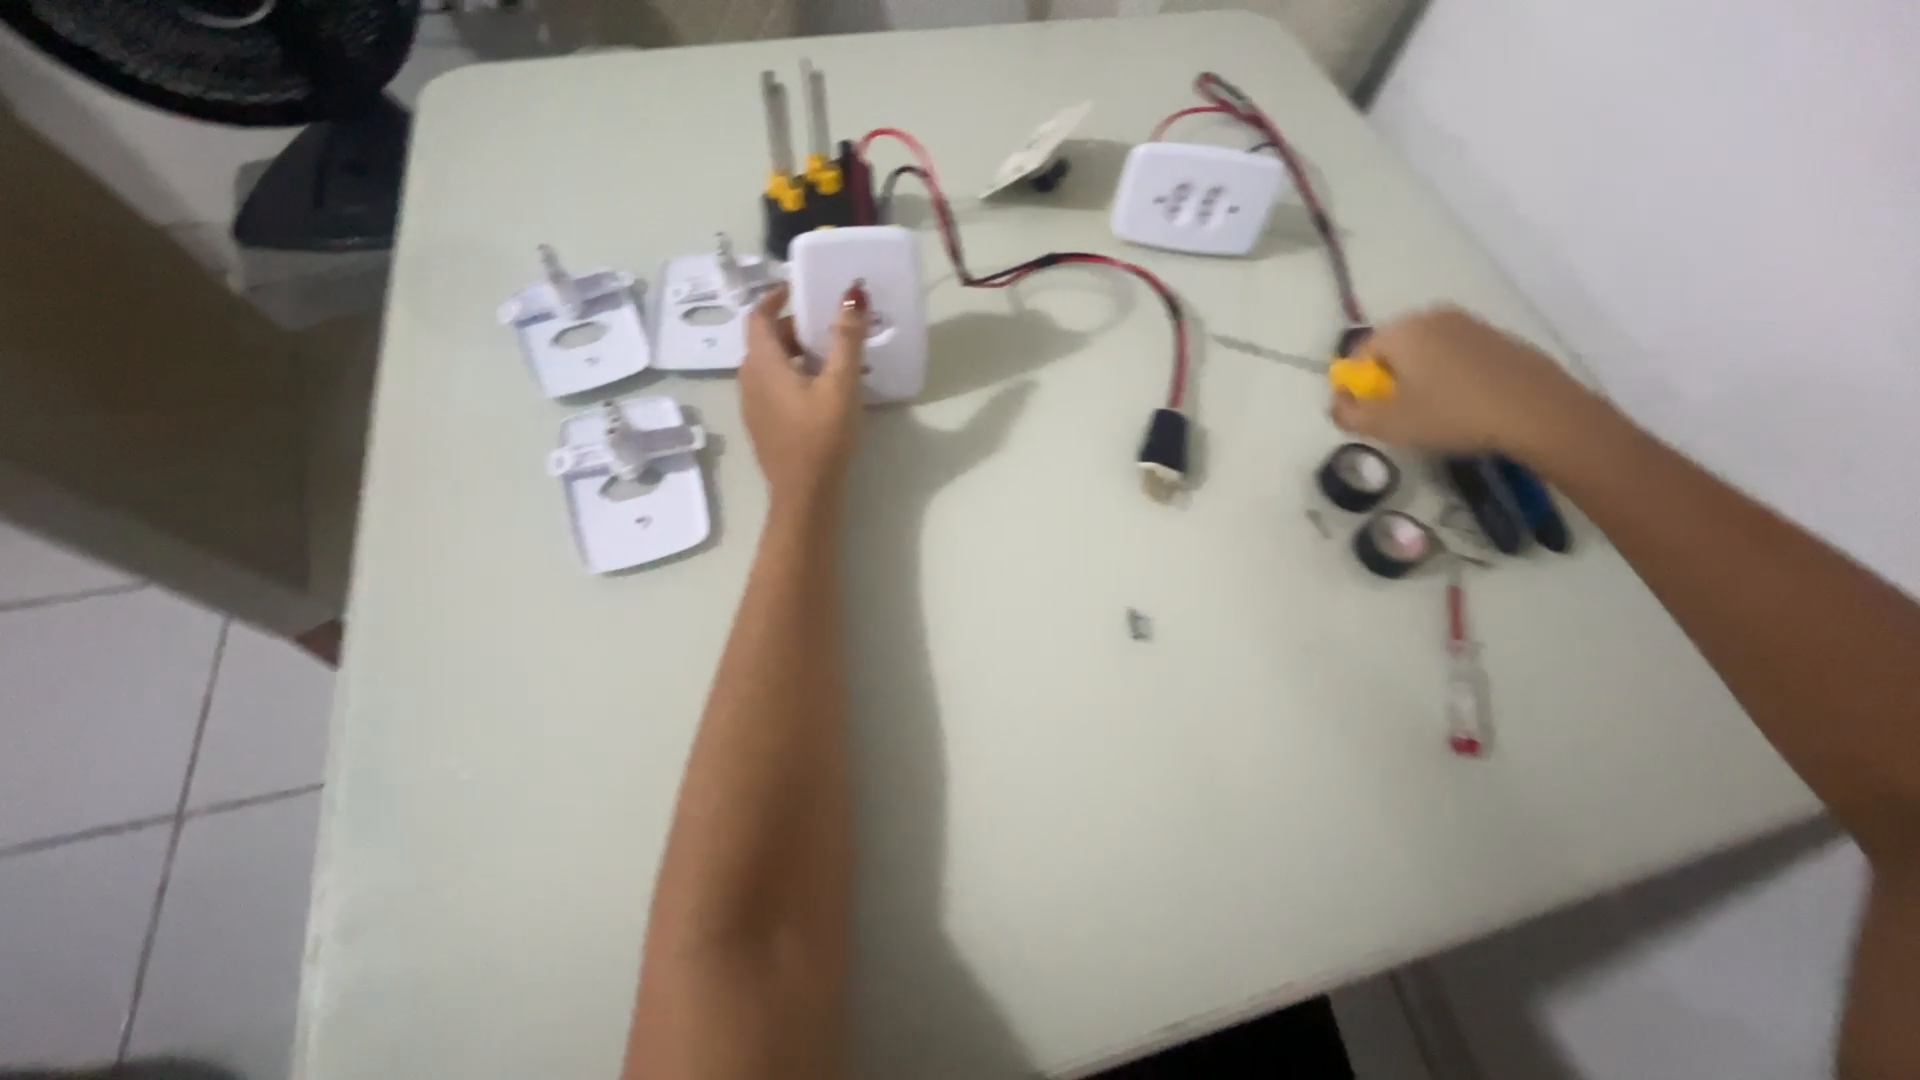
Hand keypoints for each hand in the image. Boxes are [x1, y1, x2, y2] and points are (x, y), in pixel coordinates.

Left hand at [740, 283, 868, 509]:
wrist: (804, 494)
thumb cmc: (822, 435)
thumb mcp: (840, 384)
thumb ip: (846, 338)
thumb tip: (853, 294)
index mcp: (762, 364)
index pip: (758, 316)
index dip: (775, 297)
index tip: (799, 290)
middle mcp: (749, 380)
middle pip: (764, 341)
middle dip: (792, 327)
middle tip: (825, 325)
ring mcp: (752, 406)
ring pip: (769, 366)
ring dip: (793, 354)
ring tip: (828, 356)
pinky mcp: (763, 425)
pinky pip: (772, 388)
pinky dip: (791, 376)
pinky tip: (820, 391)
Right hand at [1330, 307, 1594, 456]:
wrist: (1537, 411)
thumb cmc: (1451, 413)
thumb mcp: (1387, 424)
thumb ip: (1348, 414)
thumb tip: (1337, 403)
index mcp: (1402, 329)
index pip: (1358, 356)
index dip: (1354, 388)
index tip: (1367, 415)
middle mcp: (1433, 315)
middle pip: (1392, 351)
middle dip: (1388, 382)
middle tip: (1399, 417)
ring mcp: (1470, 323)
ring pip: (1426, 354)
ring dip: (1419, 380)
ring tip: (1433, 413)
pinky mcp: (1499, 337)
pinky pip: (1456, 356)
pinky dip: (1450, 377)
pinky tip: (1464, 404)